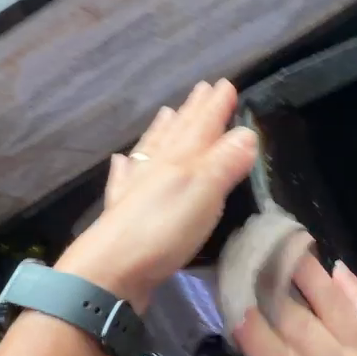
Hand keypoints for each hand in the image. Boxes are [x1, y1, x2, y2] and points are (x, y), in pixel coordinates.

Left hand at [57, 80, 256, 309]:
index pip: (202, 127)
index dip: (215, 108)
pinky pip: (124, 178)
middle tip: (201, 89)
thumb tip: (247, 133)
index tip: (225, 85)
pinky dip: (126, 166)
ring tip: (167, 114)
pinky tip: (122, 161)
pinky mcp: (122, 214)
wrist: (110, 270)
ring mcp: (135, 189)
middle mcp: (155, 167)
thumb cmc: (162, 230)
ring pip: (152, 151)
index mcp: (179, 160)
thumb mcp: (203, 193)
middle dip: (192, 113)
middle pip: (178, 134)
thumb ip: (224, 163)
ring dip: (162, 132)